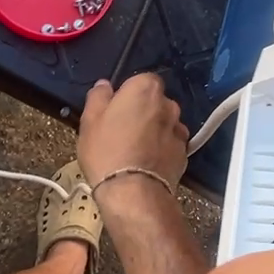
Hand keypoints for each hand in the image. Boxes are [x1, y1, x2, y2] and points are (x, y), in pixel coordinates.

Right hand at [78, 74, 189, 192]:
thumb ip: (98, 97)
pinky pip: (170, 145)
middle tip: (121, 131)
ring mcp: (179, 129)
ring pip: (164, 124)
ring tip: (134, 151)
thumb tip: (104, 86)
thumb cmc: (106, 151)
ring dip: (153, 131)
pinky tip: (145, 164)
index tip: (114, 110)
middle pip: (154, 102)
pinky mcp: (184, 153)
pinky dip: (161, 150)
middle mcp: (168, 104)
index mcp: (145, 89)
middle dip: (142, 112)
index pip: (140, 80)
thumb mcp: (89, 121)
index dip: (127, 95)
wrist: (133, 192)